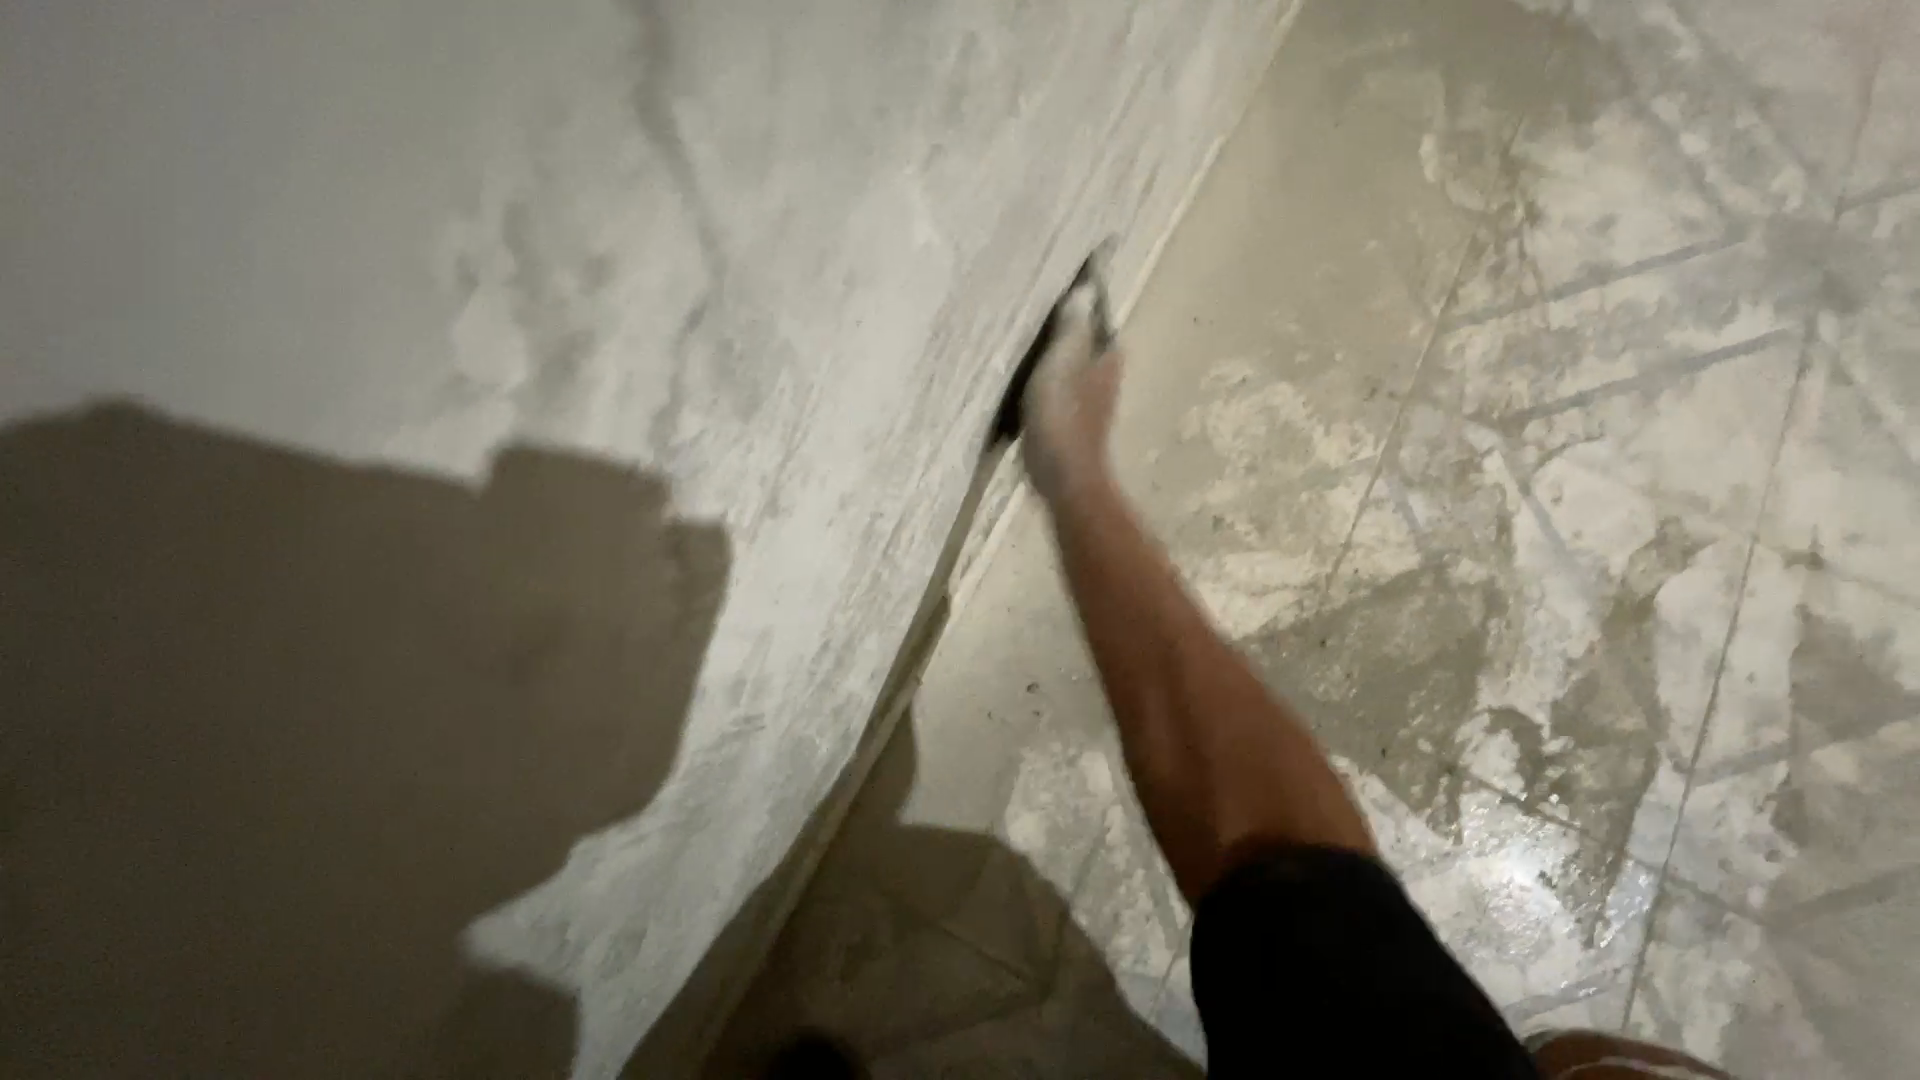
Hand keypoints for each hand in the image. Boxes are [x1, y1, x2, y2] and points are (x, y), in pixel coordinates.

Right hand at [1021, 283, 1121, 504]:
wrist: (1063, 477)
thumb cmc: (1062, 416)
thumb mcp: (1062, 361)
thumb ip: (1072, 326)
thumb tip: (1085, 290)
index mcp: (1109, 355)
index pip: (1098, 316)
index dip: (1081, 301)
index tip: (1055, 285)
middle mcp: (1105, 374)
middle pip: (1083, 340)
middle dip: (1064, 327)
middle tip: (1031, 310)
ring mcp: (1089, 401)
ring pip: (1070, 365)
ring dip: (1052, 354)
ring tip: (1021, 339)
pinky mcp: (1071, 422)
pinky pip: (1057, 389)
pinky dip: (1044, 380)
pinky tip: (1023, 379)